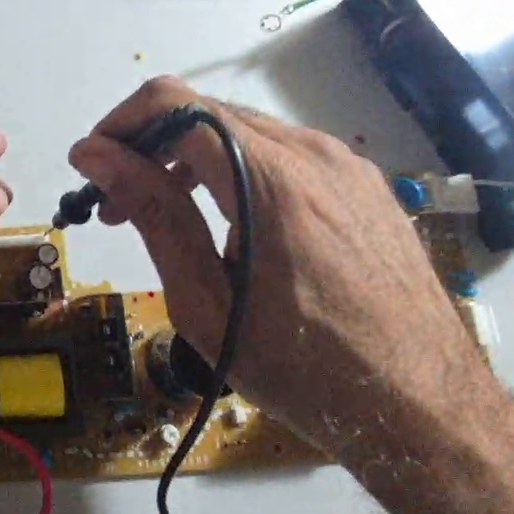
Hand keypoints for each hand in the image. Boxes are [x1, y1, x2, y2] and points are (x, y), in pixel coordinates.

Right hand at [66, 77, 493, 464]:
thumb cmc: (302, 369)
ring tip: (167, 216)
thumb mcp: (206, 301)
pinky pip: (281, 154)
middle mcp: (312, 154)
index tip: (91, 168)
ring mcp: (344, 165)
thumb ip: (152, 214)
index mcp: (270, 181)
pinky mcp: (362, 184)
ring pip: (242, 131)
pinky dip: (235, 170)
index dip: (120, 125)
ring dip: (189, 159)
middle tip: (118, 204)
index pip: (175, 105)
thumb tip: (96, 155)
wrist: (423, 409)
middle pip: (205, 111)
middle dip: (148, 146)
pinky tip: (228, 223)